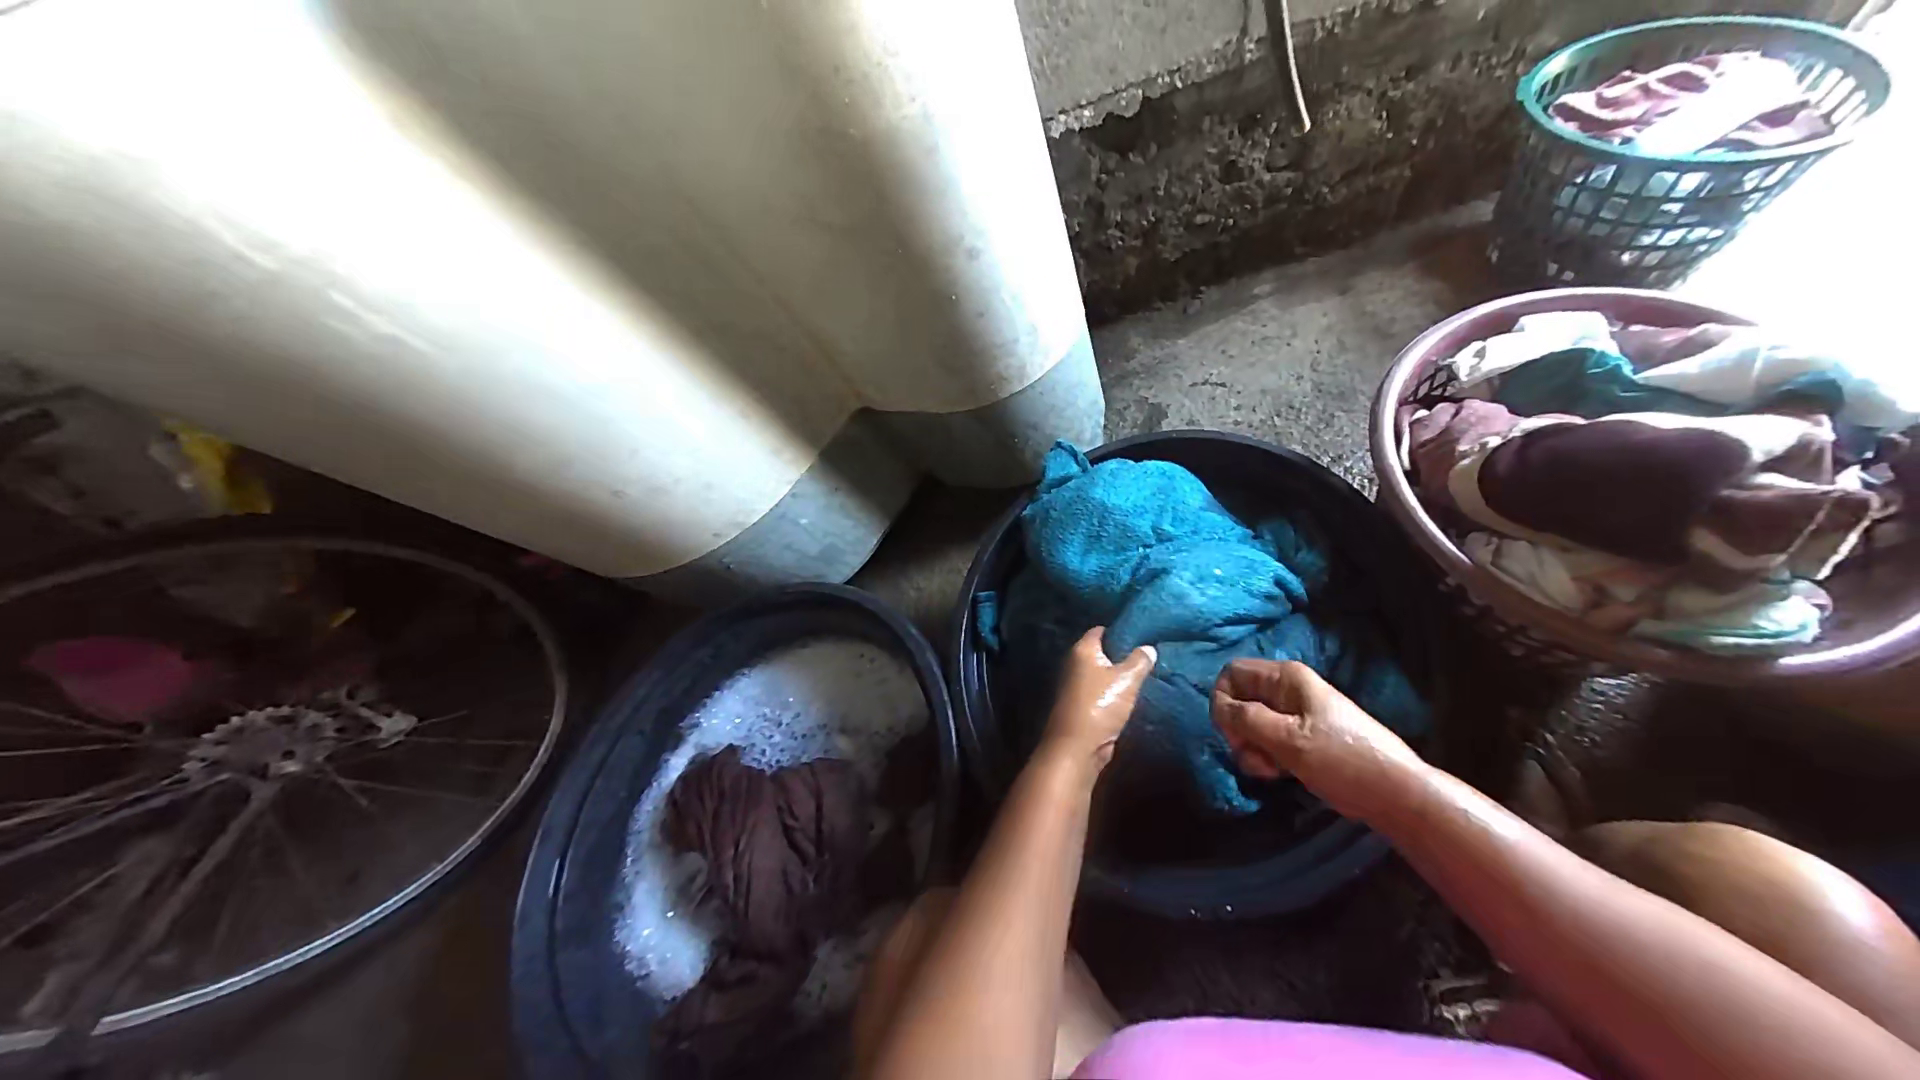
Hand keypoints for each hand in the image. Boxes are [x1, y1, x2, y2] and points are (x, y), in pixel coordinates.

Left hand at [1040, 627, 1155, 770]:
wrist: (1078, 746)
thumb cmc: (1100, 704)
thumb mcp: (1126, 679)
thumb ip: (1139, 660)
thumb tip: (1148, 647)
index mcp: (1082, 650)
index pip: (1101, 631)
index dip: (1120, 631)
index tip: (1142, 637)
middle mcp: (1075, 663)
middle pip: (1102, 653)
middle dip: (1123, 655)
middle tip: (1148, 657)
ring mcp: (1076, 685)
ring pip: (1103, 674)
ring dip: (1120, 677)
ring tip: (1146, 676)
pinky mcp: (1081, 704)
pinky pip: (1102, 691)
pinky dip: (1114, 692)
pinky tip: (1133, 695)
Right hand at [1210, 659, 1425, 823]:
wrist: (1396, 794)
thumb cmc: (1342, 760)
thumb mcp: (1287, 739)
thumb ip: (1245, 718)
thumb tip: (1217, 707)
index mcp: (1286, 677)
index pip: (1231, 674)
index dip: (1223, 702)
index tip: (1234, 734)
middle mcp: (1287, 689)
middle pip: (1239, 699)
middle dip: (1238, 730)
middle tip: (1254, 757)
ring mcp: (1295, 713)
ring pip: (1250, 723)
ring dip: (1251, 749)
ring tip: (1270, 770)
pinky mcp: (1301, 736)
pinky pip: (1267, 739)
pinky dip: (1265, 756)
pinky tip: (1279, 774)